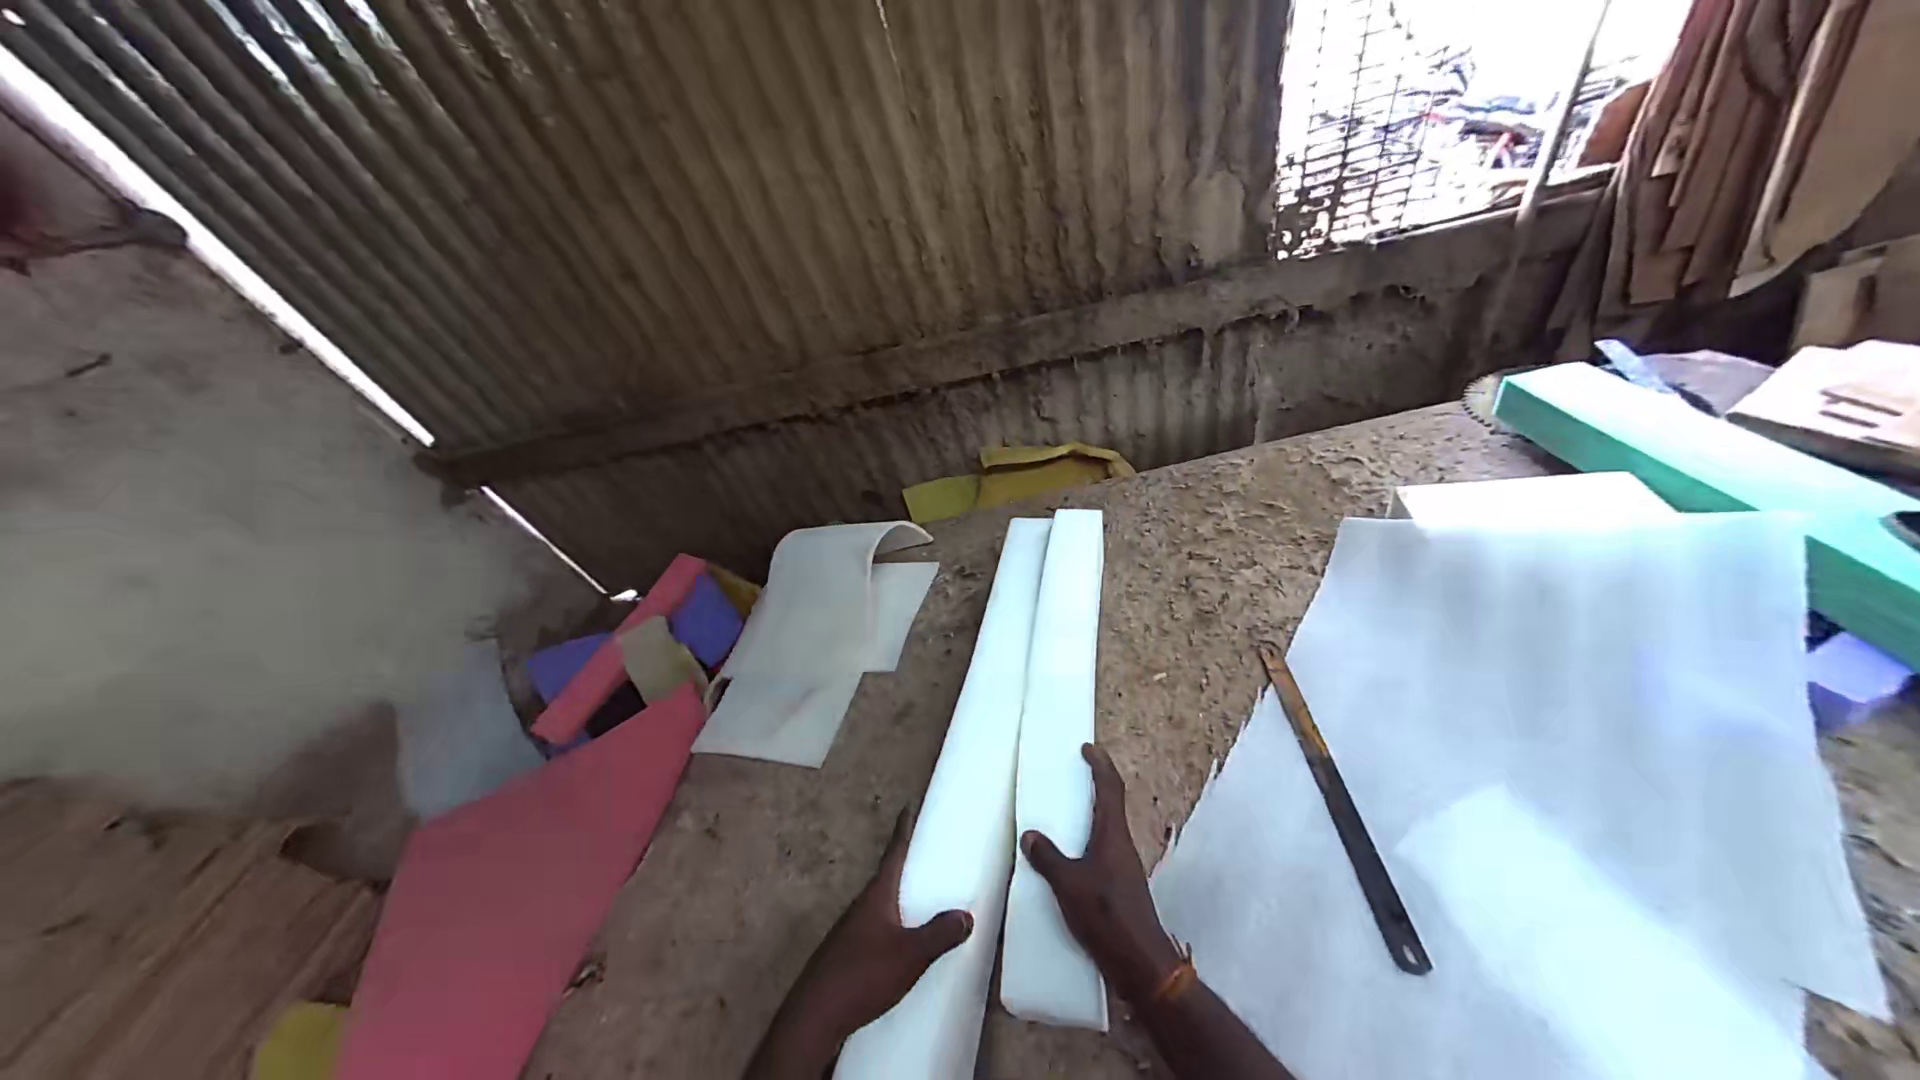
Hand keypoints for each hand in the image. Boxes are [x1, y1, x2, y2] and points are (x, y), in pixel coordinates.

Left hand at [746, 806, 973, 1077]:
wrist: (815, 1015)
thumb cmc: (862, 974)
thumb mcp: (910, 954)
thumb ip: (939, 934)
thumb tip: (965, 915)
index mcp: (877, 894)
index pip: (893, 853)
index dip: (903, 830)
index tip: (908, 806)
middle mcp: (862, 905)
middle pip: (887, 876)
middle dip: (907, 864)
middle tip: (929, 854)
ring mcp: (851, 930)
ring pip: (882, 903)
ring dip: (901, 897)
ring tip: (924, 898)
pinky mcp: (847, 953)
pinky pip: (877, 926)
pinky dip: (894, 923)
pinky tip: (904, 941)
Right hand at [1022, 743, 1181, 1004]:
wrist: (1140, 963)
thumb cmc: (1106, 915)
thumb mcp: (1068, 884)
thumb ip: (1048, 858)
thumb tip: (1030, 834)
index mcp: (1113, 835)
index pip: (1111, 789)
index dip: (1100, 765)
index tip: (1088, 748)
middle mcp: (1122, 846)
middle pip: (1112, 805)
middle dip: (1097, 785)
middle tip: (1075, 774)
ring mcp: (1124, 867)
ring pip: (1108, 829)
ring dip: (1092, 814)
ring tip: (1067, 811)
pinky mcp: (1120, 887)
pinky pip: (1103, 850)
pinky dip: (1088, 840)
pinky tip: (1071, 856)